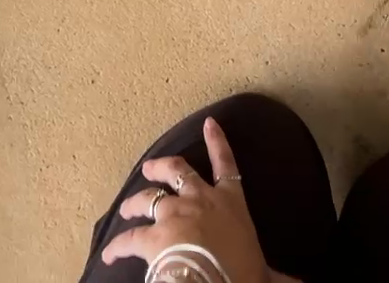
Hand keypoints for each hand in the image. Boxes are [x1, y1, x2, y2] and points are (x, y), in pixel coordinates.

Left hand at [101, 117, 267, 282]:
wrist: (218, 281)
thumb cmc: (244, 273)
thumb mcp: (265, 271)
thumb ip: (279, 276)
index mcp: (230, 201)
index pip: (226, 164)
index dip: (217, 142)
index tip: (210, 122)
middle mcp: (200, 199)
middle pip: (178, 171)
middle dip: (162, 167)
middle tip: (150, 167)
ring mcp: (174, 213)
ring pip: (149, 199)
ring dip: (134, 203)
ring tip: (125, 208)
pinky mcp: (153, 235)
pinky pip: (129, 238)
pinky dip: (117, 246)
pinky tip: (109, 253)